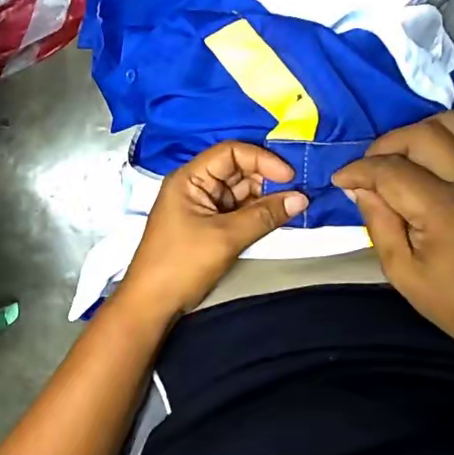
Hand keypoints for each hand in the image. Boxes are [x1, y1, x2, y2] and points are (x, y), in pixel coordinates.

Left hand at [117, 142, 307, 318]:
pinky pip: (236, 209)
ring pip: (239, 191)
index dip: (261, 159)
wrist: (152, 302)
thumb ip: (264, 216)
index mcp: (189, 178)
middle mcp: (194, 185)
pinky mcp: (207, 224)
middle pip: (236, 169)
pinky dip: (256, 212)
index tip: (289, 177)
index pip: (230, 152)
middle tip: (298, 192)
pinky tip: (277, 216)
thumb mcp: (226, 237)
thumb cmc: (182, 264)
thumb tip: (301, 198)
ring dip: (264, 197)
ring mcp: (200, 205)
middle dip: (267, 178)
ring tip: (294, 205)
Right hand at [332, 111, 453, 352]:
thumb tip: (358, 187)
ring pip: (450, 124)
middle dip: (384, 145)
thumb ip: (378, 223)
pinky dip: (438, 143)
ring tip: (396, 162)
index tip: (339, 181)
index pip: (391, 170)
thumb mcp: (401, 273)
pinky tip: (423, 170)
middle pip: (422, 134)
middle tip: (368, 172)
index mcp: (446, 212)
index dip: (357, 170)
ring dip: (414, 135)